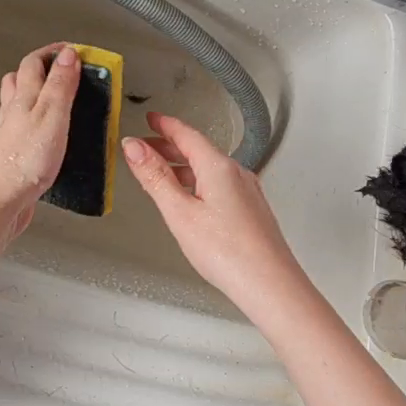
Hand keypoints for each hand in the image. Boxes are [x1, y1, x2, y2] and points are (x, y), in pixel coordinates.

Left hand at [0, 43, 80, 236]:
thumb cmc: (25, 159)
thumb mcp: (52, 115)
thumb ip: (60, 84)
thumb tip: (68, 54)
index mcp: (23, 97)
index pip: (33, 62)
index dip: (53, 52)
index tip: (74, 50)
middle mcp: (14, 111)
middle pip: (21, 80)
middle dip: (42, 69)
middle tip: (65, 69)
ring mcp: (12, 134)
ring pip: (20, 104)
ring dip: (36, 94)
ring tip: (58, 97)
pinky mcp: (15, 155)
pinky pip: (25, 130)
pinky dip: (37, 124)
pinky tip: (50, 135)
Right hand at [122, 112, 307, 307]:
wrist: (271, 287)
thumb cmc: (229, 253)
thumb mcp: (179, 212)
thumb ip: (154, 177)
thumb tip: (134, 146)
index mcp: (219, 167)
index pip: (186, 134)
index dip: (165, 125)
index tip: (151, 118)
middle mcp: (237, 174)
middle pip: (198, 150)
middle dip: (169, 146)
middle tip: (146, 146)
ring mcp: (247, 193)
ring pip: (209, 169)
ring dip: (183, 166)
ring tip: (161, 175)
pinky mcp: (251, 212)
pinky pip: (220, 185)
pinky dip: (198, 182)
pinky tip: (190, 200)